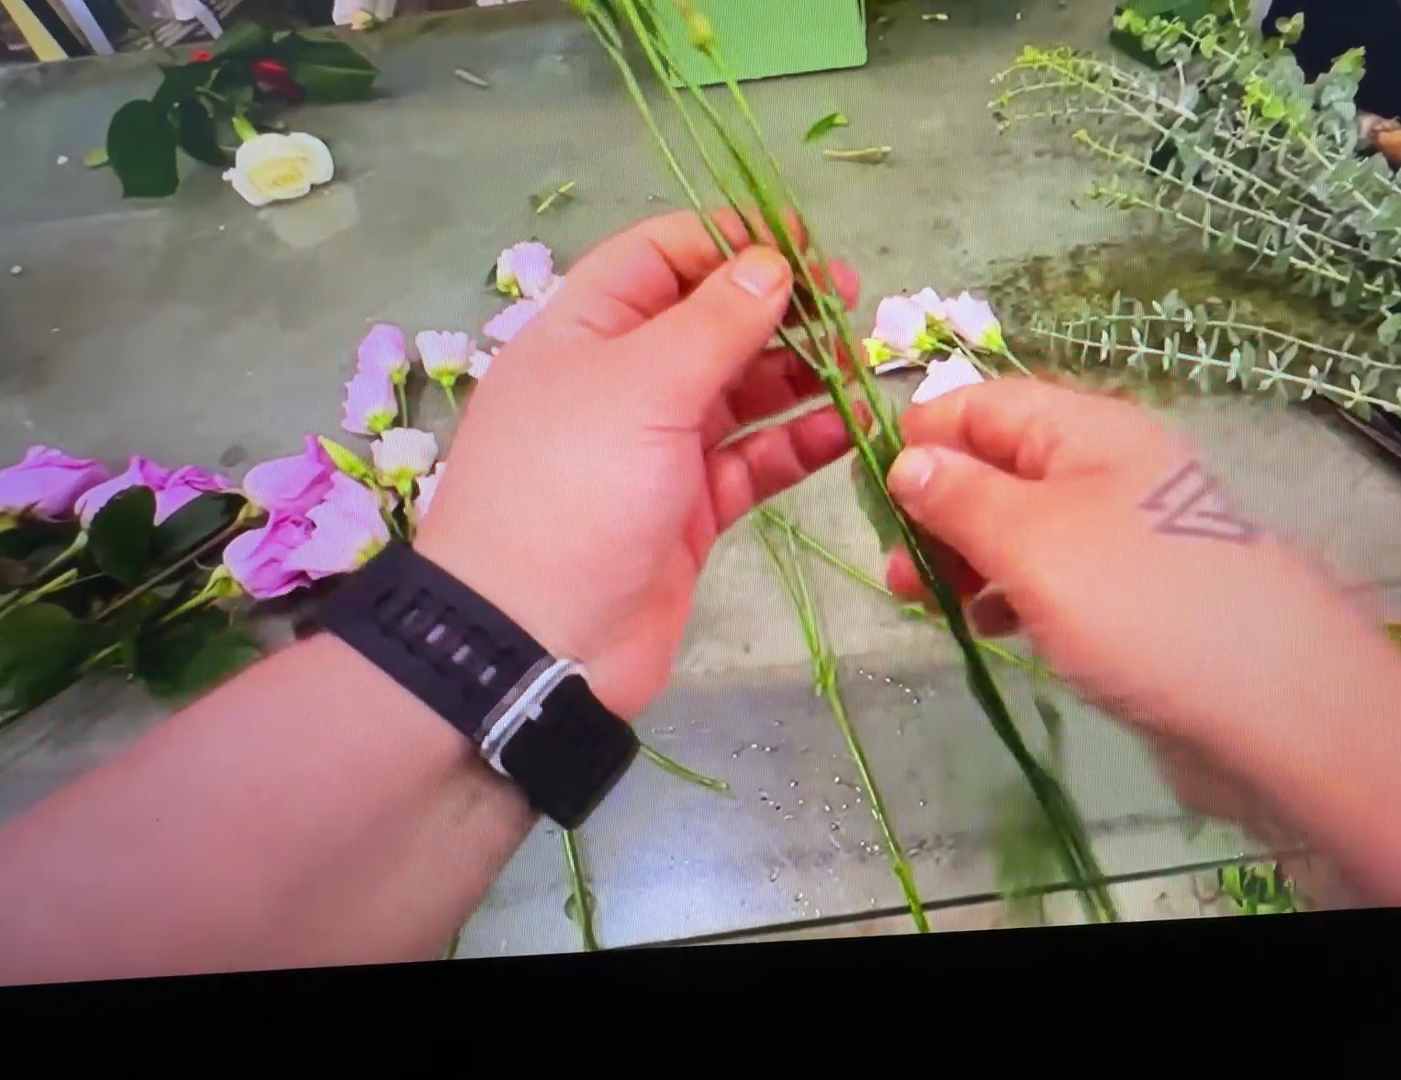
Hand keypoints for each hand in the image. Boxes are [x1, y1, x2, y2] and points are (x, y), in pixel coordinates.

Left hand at [416, 210, 859, 717]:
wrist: (542, 641)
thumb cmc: (576, 490)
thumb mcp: (642, 387)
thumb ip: (714, 323)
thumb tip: (773, 265)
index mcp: (588, 330)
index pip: (663, 257)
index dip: (732, 242)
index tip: (806, 246)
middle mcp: (625, 382)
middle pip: (711, 324)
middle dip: (780, 312)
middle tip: (851, 310)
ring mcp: (661, 448)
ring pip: (742, 395)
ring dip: (800, 379)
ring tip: (859, 370)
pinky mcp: (693, 507)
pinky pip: (754, 461)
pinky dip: (797, 444)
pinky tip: (844, 430)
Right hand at [882, 377, 1366, 739]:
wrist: (1275, 708)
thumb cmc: (1139, 603)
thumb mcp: (1031, 540)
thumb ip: (959, 495)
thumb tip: (903, 459)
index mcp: (1083, 430)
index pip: (980, 405)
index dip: (920, 435)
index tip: (867, 484)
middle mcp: (1099, 469)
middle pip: (993, 466)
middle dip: (935, 507)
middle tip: (896, 567)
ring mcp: (1114, 532)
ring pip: (1013, 524)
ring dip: (961, 554)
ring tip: (924, 601)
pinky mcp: (1122, 589)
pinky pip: (1044, 572)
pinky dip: (1004, 590)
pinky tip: (984, 623)